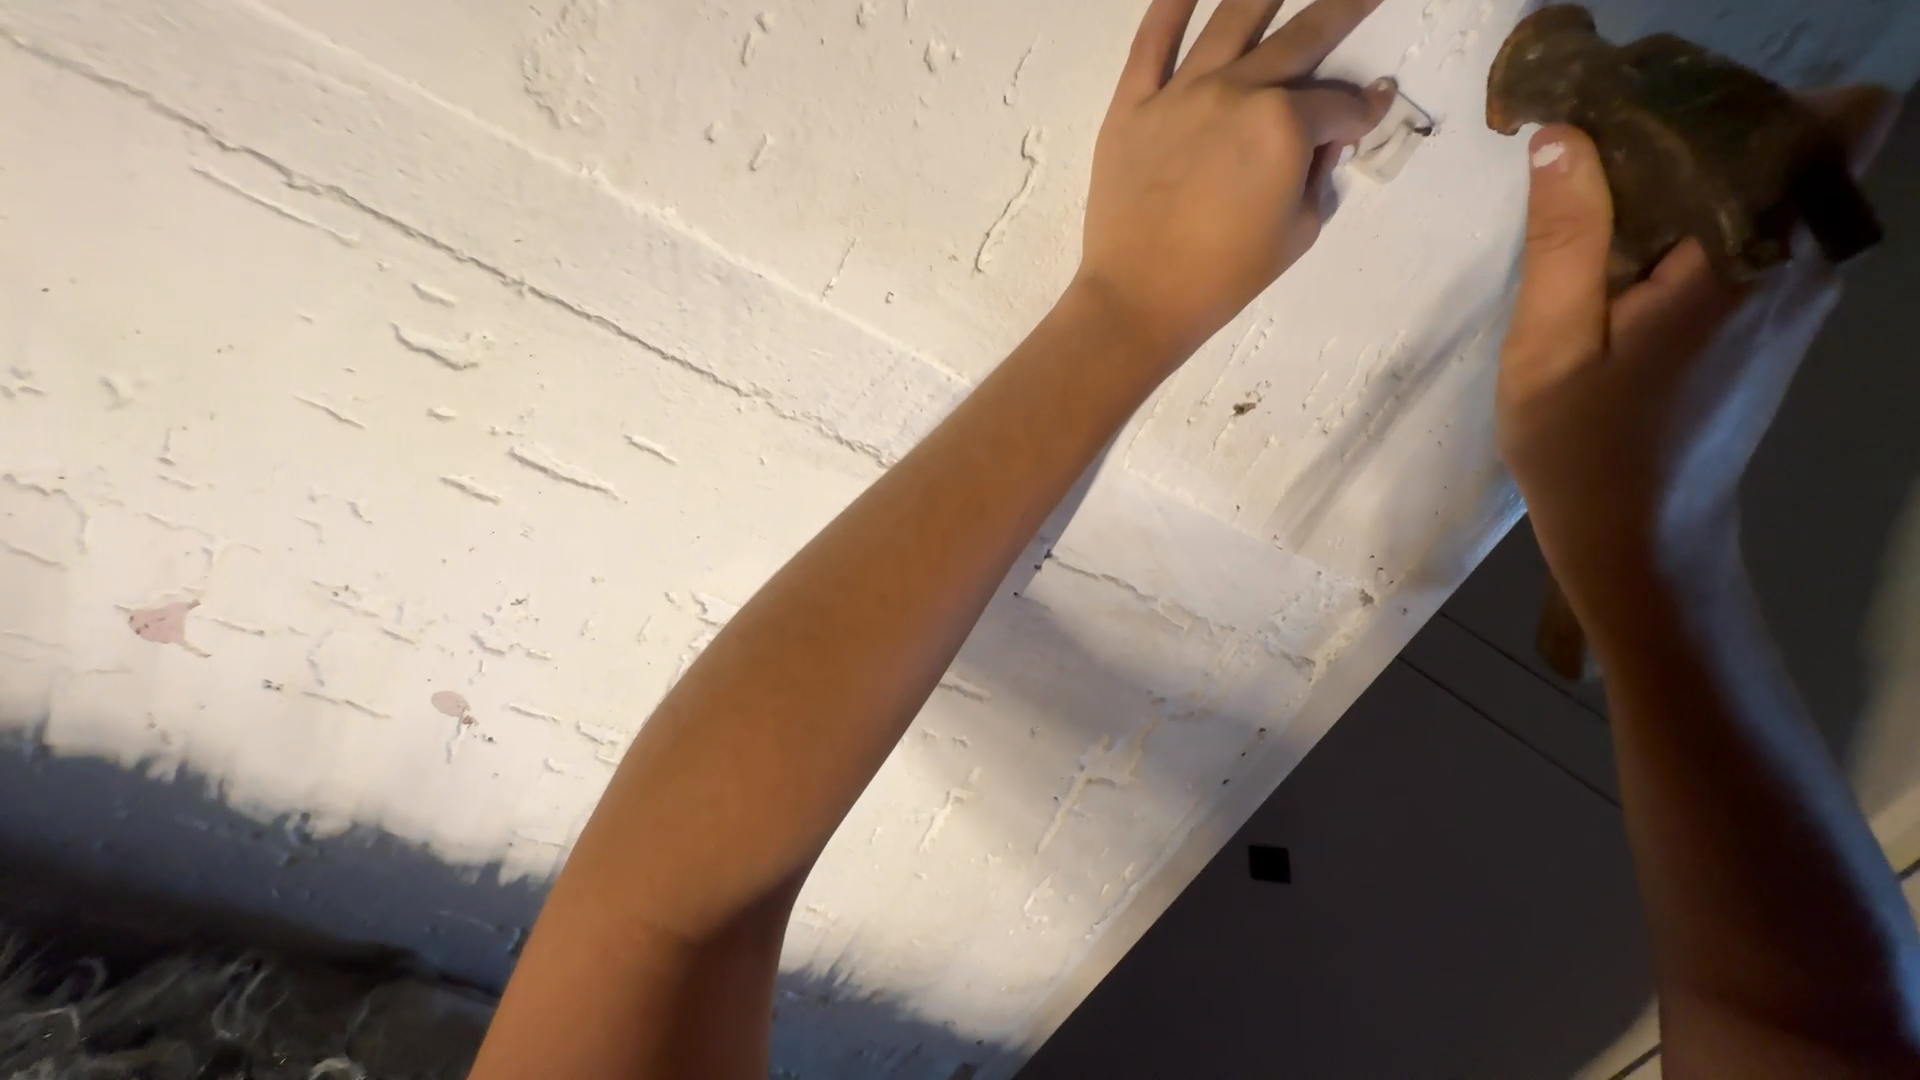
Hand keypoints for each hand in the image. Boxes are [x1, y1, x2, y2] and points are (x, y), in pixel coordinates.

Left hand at [1076, 0, 1392, 360]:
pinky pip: (1150, 42)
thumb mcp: (1298, 233)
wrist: (1138, 300)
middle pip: (1303, 36)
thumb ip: (1317, 175)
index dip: (1359, 116)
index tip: (1362, 124)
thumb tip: (1323, 138)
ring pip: (1234, 17)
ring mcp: (1180, 94)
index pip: (1338, 106)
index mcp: (1284, 126)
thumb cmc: (1221, 279)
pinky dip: (1170, 4)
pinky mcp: (1131, 107)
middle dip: (1346, 8)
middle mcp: (1237, 92)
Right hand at [1497, 88, 1901, 585]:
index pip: (1826, 121)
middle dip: (1723, 131)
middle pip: (1818, 142)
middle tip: (1613, 168)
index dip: (1747, 101)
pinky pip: (1771, 236)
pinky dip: (1712, 225)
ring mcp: (1803, 297)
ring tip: (1610, 218)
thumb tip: (1564, 138)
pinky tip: (1634, 270)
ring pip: (1795, 188)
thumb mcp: (1548, 346)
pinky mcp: (1781, 323)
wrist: (1638, 536)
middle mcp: (1803, 265)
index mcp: (1749, 262)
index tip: (1642, 128)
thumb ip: (1565, 240)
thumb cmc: (1583, 448)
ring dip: (1712, 179)